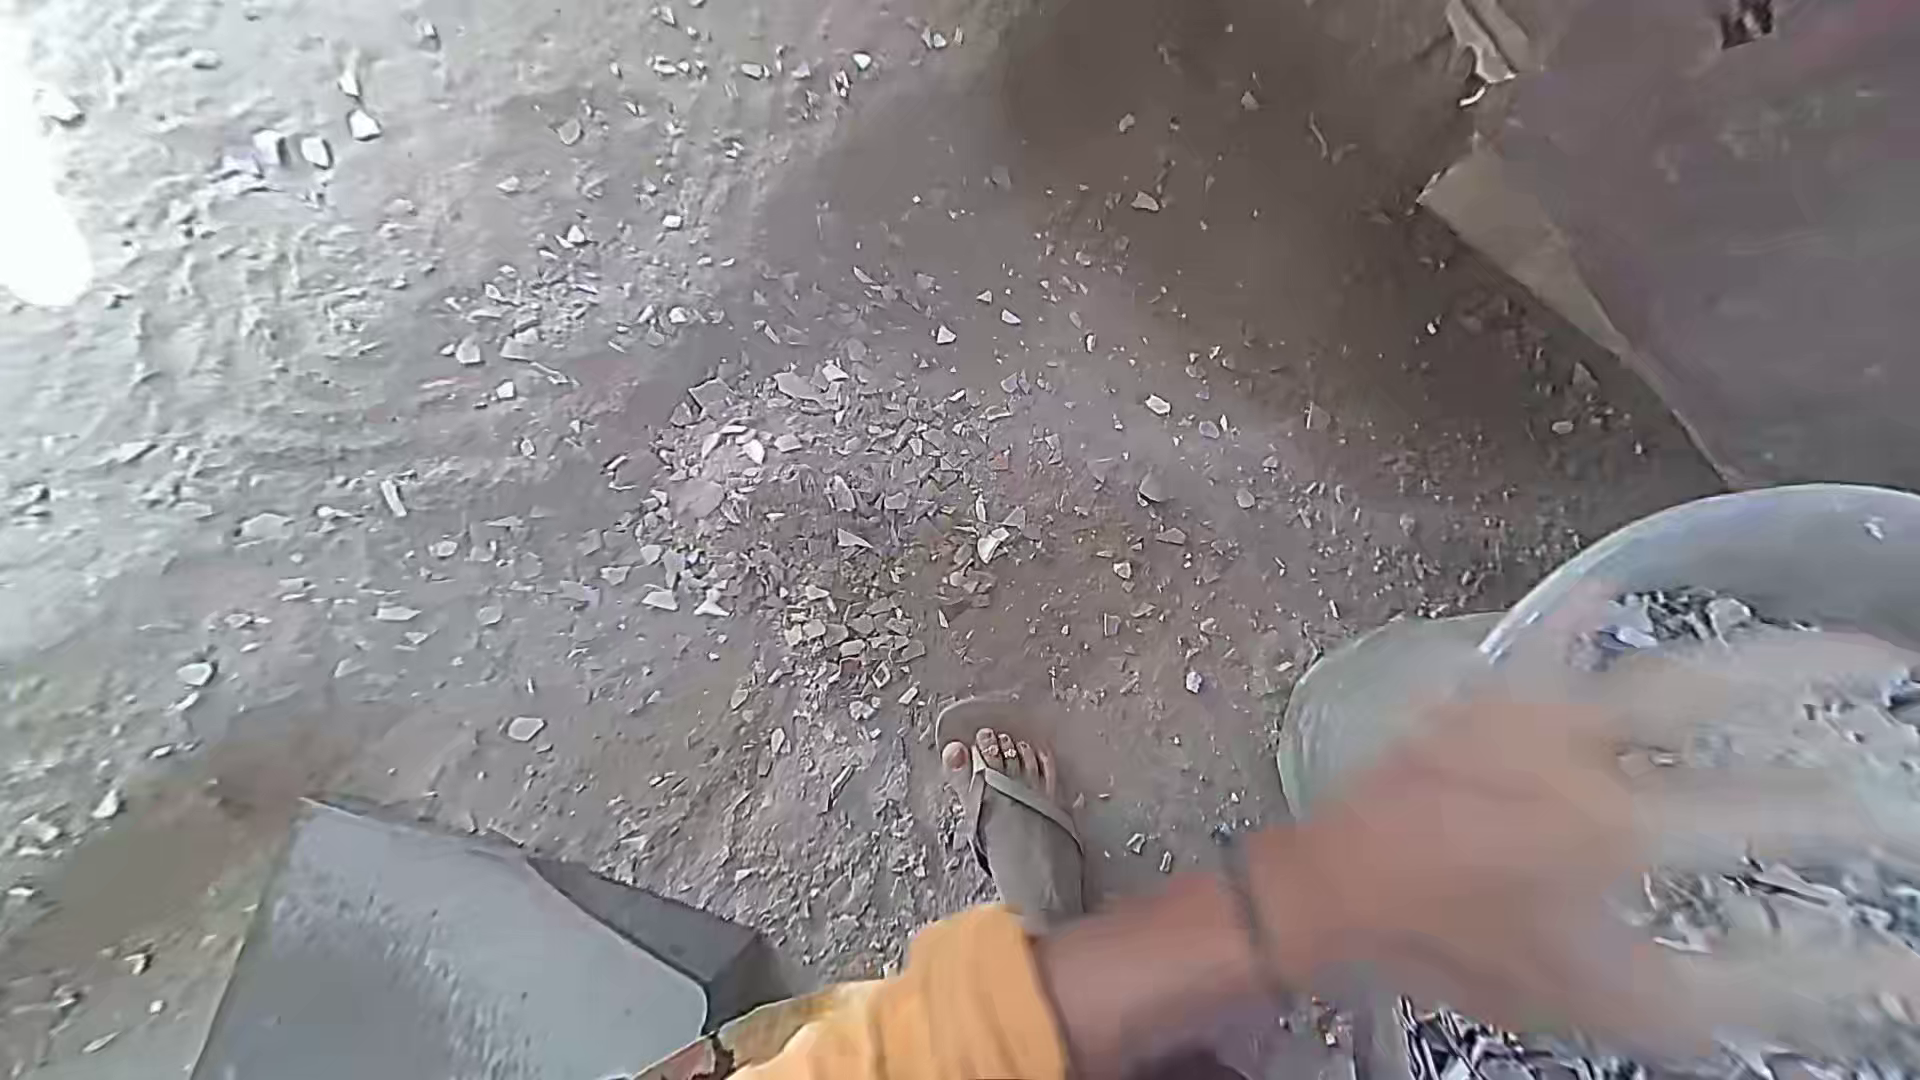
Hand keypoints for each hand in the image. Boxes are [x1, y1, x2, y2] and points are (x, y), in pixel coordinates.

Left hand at [1265, 627, 1919, 1057]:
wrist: (1339, 889)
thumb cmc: (1467, 947)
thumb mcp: (1629, 999)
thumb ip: (1770, 989)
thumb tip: (1905, 972)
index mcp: (1611, 825)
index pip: (1772, 811)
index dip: (1859, 815)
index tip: (1905, 814)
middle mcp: (1554, 749)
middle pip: (1684, 688)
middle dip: (1792, 665)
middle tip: (1875, 657)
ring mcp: (1493, 718)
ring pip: (1599, 657)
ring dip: (1689, 643)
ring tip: (1768, 627)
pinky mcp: (1452, 710)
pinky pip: (1515, 653)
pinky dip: (1560, 623)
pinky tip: (1589, 596)